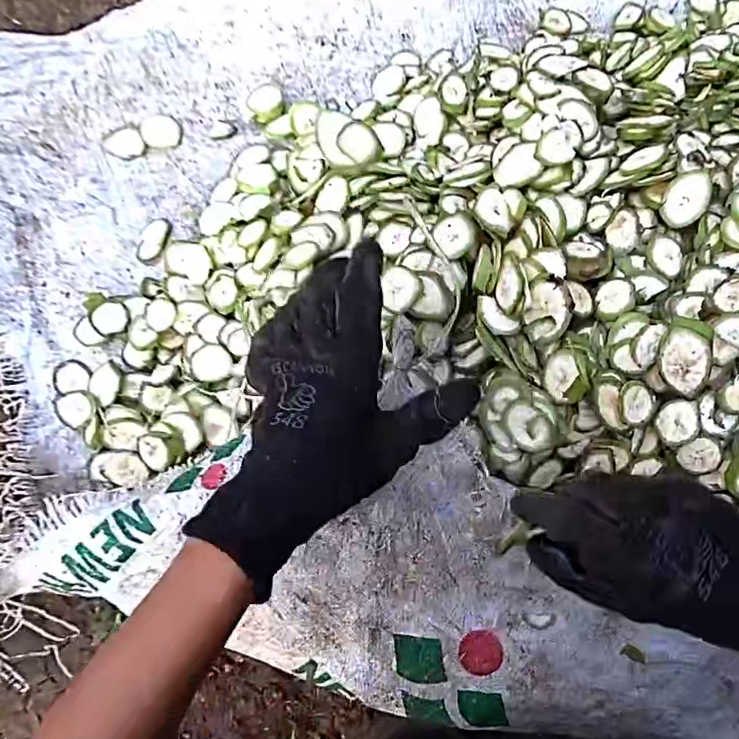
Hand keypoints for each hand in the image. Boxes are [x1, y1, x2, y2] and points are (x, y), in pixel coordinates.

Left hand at [183, 244, 479, 598]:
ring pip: (294, 310)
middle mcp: (315, 350)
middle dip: (334, 274)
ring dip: (308, 293)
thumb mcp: (393, 446)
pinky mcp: (264, 376)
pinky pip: (270, 335)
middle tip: (346, 263)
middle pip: (321, 296)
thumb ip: (430, 414)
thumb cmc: (339, 468)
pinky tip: (284, 325)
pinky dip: (282, 321)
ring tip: (321, 285)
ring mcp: (284, 361)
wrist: (279, 493)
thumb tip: (474, 389)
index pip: (358, 301)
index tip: (369, 245)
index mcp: (349, 361)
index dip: (365, 270)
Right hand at [511, 474, 738, 698]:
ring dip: (592, 492)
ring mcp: (662, 491)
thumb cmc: (678, 606)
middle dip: (563, 496)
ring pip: (608, 480)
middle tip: (557, 510)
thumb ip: (569, 571)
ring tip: (596, 513)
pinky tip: (635, 511)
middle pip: (581, 488)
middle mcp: (636, 511)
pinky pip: (636, 480)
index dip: (534, 504)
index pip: (560, 512)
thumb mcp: (616, 602)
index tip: (519, 504)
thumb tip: (534, 544)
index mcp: (616, 546)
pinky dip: (623, 491)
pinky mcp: (682, 482)